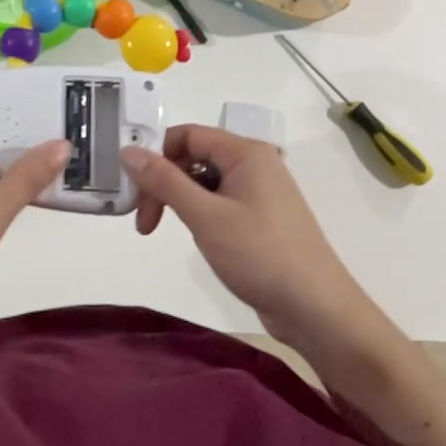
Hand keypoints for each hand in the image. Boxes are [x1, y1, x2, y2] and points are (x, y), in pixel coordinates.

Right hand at [122, 125, 369, 344]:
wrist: (317, 310)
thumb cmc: (260, 255)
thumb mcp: (205, 216)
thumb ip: (164, 181)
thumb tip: (128, 150)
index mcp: (245, 152)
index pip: (187, 135)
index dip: (157, 156)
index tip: (135, 191)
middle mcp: (255, 164)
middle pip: (194, 157)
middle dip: (164, 184)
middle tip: (145, 224)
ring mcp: (260, 192)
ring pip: (205, 182)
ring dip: (180, 202)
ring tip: (166, 232)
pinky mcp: (262, 219)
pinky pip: (220, 202)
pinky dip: (200, 215)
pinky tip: (199, 239)